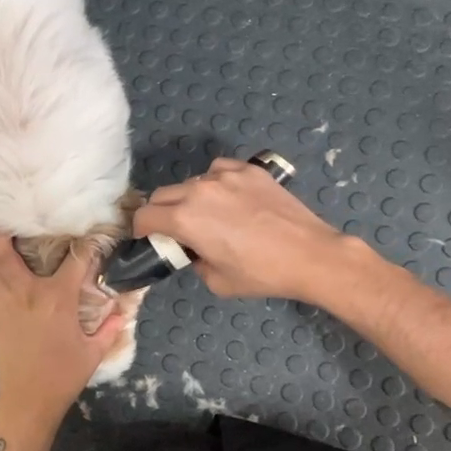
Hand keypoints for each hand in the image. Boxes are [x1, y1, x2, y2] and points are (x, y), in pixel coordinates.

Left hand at [0, 233, 124, 425]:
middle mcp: (25, 292)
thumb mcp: (93, 352)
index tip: (90, 239)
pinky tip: (3, 271)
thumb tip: (121, 310)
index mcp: (56, 298)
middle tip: (17, 222)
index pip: (74, 259)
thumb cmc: (62, 375)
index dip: (85, 246)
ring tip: (7, 240)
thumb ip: (109, 327)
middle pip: (4, 251)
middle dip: (5, 232)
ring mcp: (3, 302)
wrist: (26, 399)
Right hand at [133, 157, 365, 302]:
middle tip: (174, 230)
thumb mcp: (216, 281)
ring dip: (188, 198)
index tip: (148, 238)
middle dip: (160, 213)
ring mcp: (225, 177)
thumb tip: (194, 251)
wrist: (310, 255)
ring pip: (190, 182)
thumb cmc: (261, 274)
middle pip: (161, 195)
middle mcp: (198, 191)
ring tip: (207, 214)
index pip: (144, 216)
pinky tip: (228, 197)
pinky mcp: (249, 170)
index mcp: (184, 219)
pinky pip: (218, 170)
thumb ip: (194, 261)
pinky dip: (215, 182)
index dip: (141, 229)